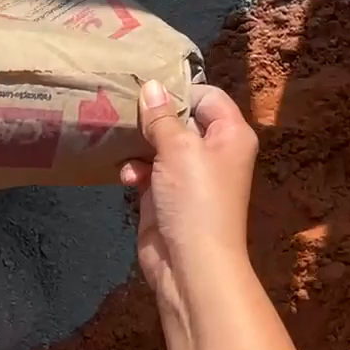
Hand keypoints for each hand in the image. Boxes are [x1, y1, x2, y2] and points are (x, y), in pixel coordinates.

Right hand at [119, 80, 258, 324]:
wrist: (190, 264)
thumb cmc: (195, 201)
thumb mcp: (180, 150)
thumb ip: (162, 118)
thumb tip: (151, 86)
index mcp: (229, 135)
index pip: (207, 96)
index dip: (179, 90)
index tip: (145, 88)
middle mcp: (210, 152)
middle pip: (178, 120)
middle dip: (151, 118)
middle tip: (120, 108)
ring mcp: (185, 176)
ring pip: (157, 146)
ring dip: (138, 146)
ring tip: (120, 145)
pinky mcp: (163, 197)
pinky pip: (145, 172)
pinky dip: (134, 171)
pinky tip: (126, 177)